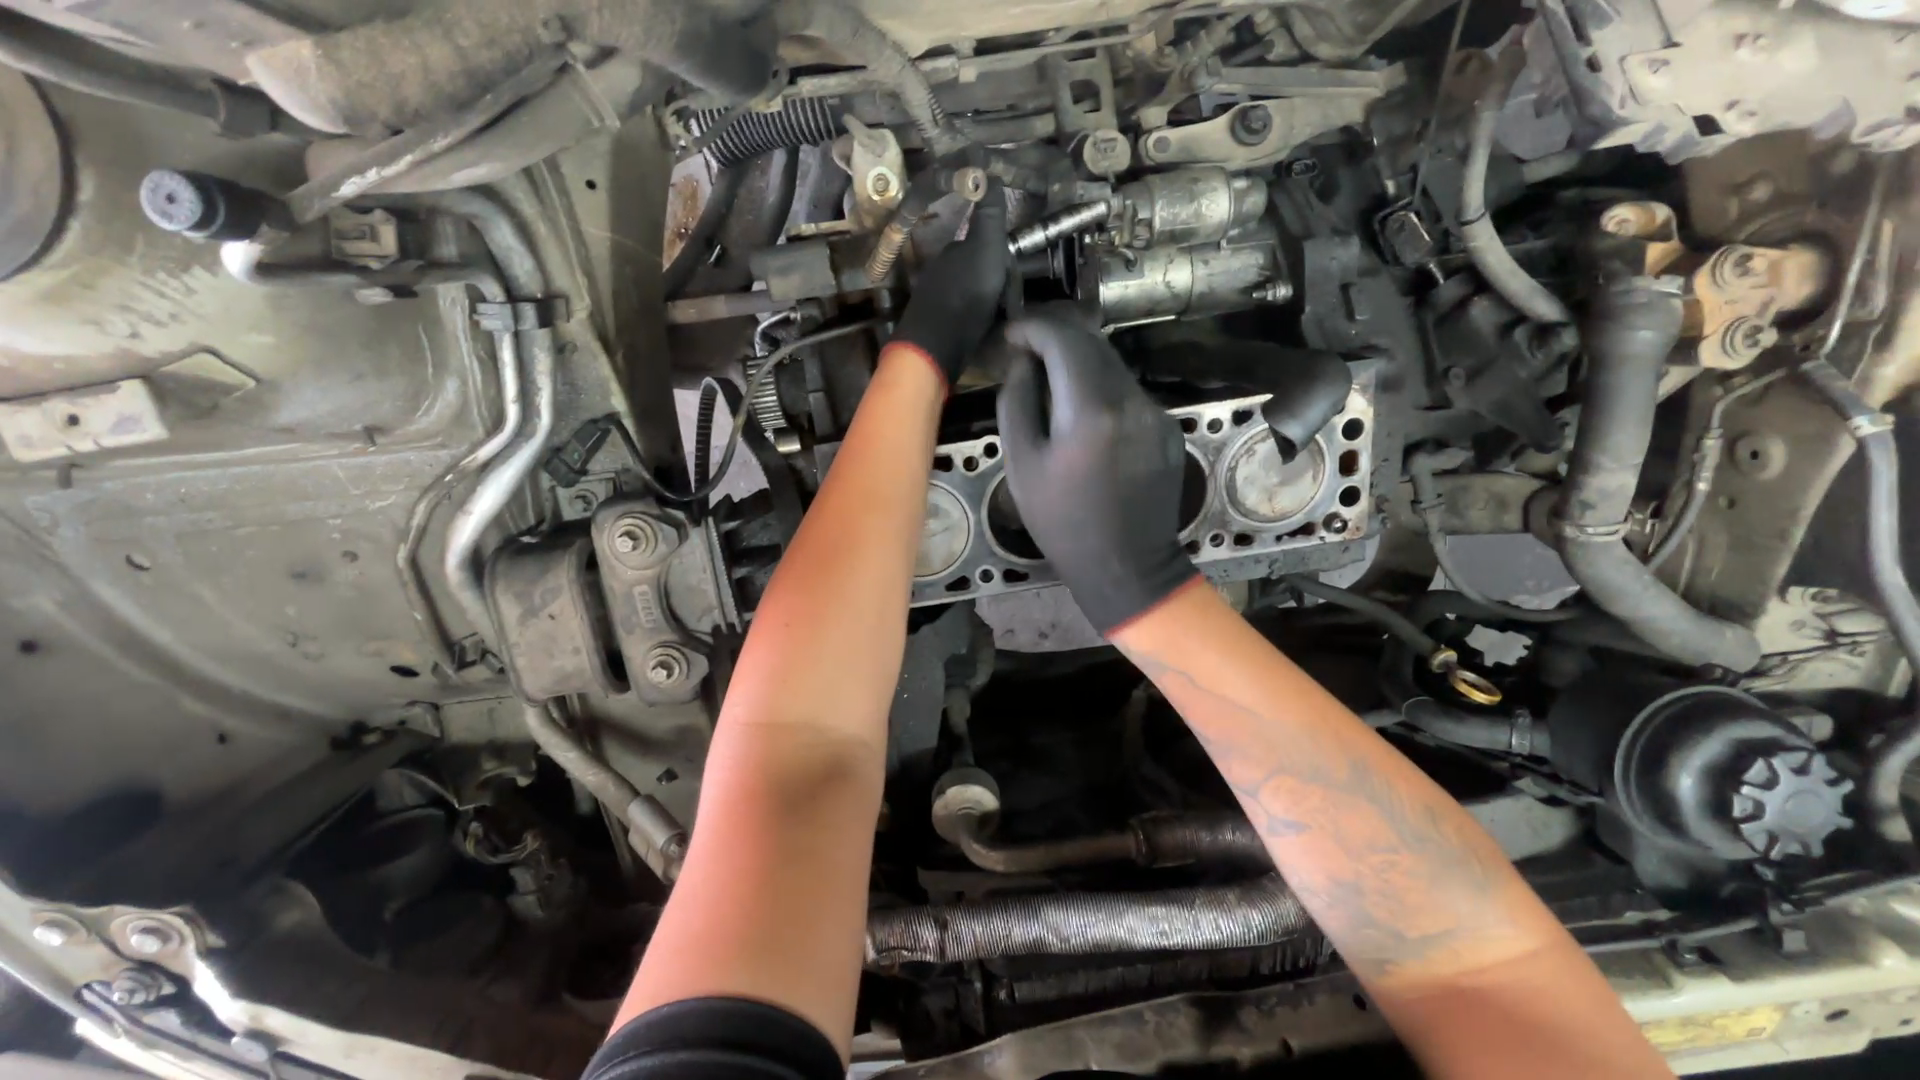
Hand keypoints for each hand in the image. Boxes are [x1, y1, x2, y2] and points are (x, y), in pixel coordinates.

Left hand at [888, 183, 1008, 388]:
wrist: (938, 345)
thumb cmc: (966, 294)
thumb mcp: (986, 248)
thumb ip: (988, 215)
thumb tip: (985, 171)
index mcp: (953, 253)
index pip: (984, 249)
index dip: (1002, 262)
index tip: (1012, 280)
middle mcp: (942, 273)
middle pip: (979, 273)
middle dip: (996, 285)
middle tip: (1009, 305)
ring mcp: (937, 302)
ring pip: (972, 297)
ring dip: (989, 305)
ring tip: (1002, 321)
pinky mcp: (937, 330)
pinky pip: (965, 319)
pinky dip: (978, 323)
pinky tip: (986, 334)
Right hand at [996, 313, 1198, 634]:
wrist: (1127, 567)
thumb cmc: (1063, 523)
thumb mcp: (1022, 465)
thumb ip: (1016, 401)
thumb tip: (1021, 361)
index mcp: (1091, 409)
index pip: (1064, 337)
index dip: (1033, 326)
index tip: (1011, 336)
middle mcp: (1132, 399)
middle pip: (1093, 342)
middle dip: (1055, 337)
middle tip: (1024, 351)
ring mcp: (1157, 412)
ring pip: (1113, 365)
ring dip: (1079, 363)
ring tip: (1050, 385)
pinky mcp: (1170, 427)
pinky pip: (1129, 393)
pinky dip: (1101, 390)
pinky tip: (1084, 419)